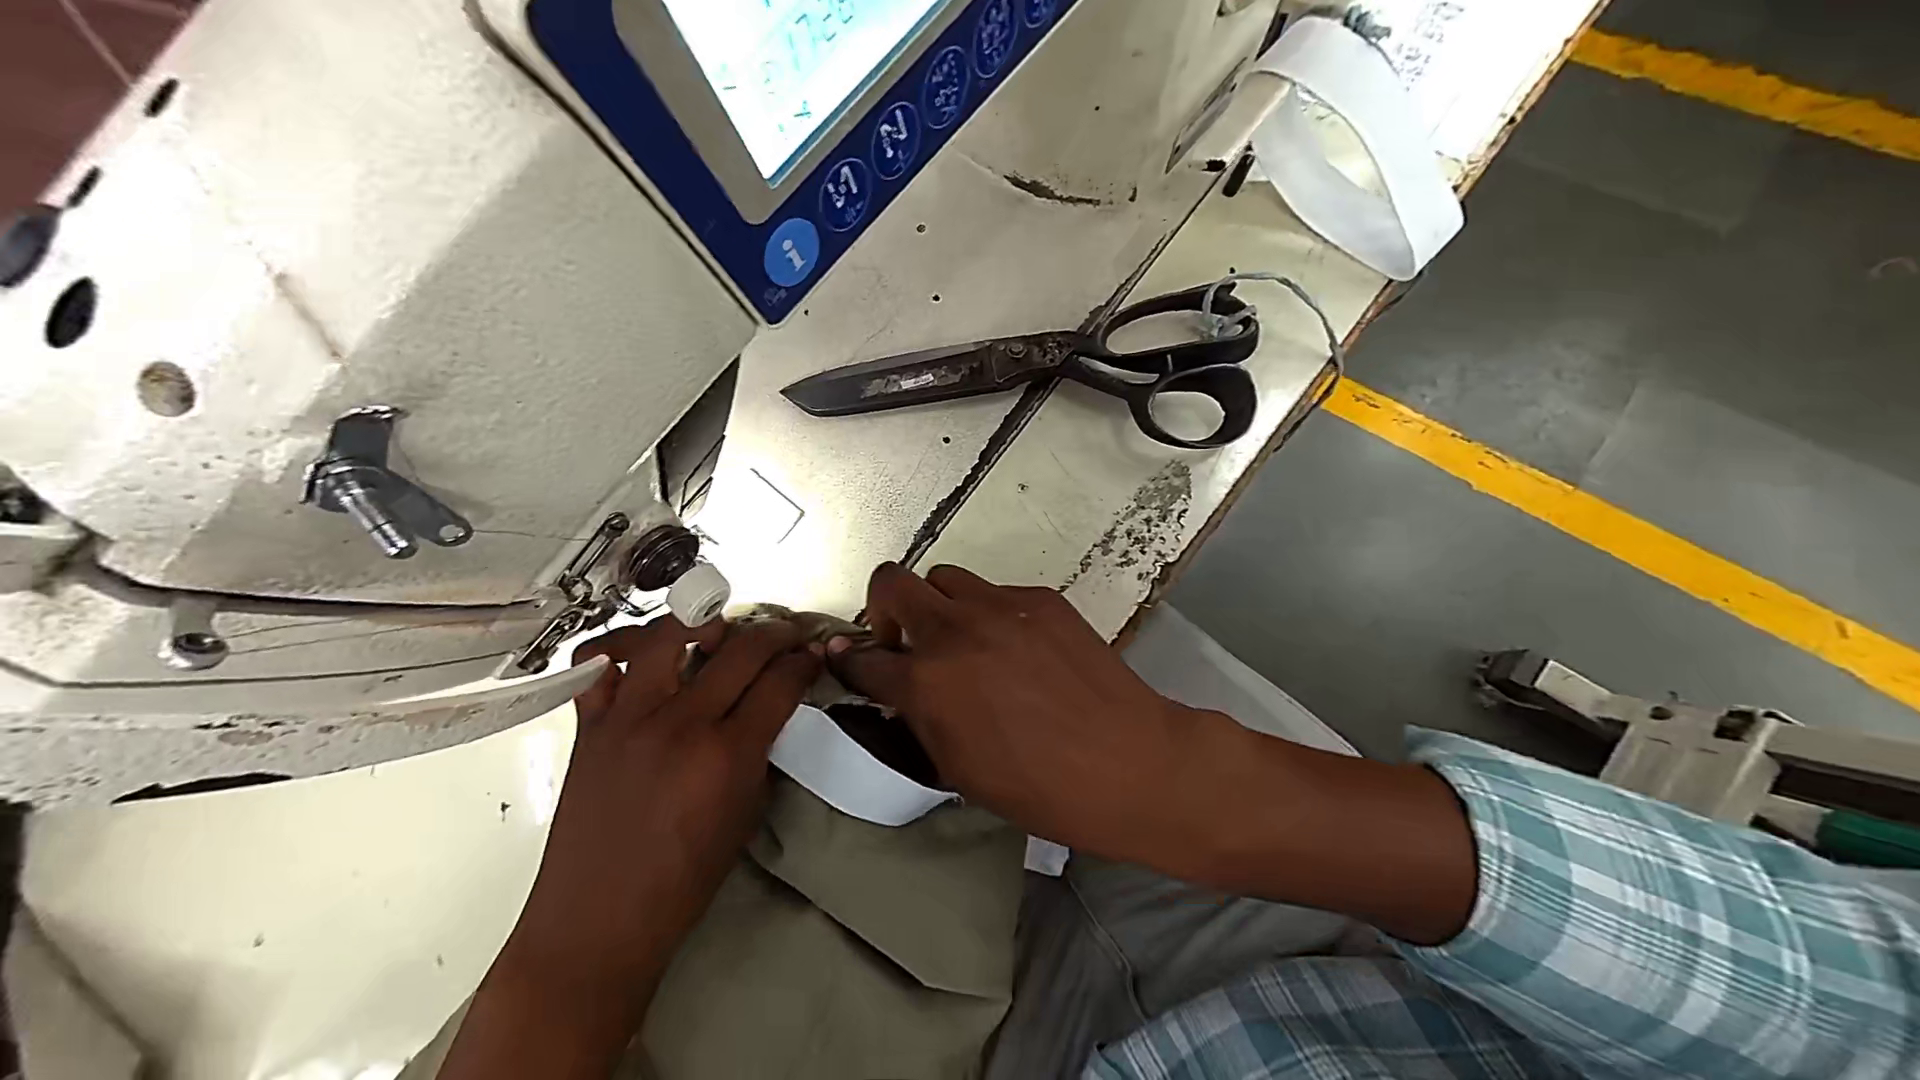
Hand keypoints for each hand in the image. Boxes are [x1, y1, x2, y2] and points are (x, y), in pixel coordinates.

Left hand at [442, 615, 818, 1079]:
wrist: (599, 920)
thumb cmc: (685, 878)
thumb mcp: (746, 814)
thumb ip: (760, 752)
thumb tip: (769, 709)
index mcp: (728, 754)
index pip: (781, 682)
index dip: (805, 662)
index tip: (814, 655)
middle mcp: (681, 723)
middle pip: (741, 649)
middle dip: (776, 634)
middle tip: (788, 635)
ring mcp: (629, 718)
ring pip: (669, 636)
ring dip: (702, 622)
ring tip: (716, 631)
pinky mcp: (590, 726)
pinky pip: (598, 666)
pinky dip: (621, 651)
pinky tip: (644, 658)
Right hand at [827, 563, 1250, 877]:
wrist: (1129, 763)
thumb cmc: (1039, 788)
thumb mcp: (957, 769)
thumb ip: (917, 719)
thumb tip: (897, 691)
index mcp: (927, 683)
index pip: (863, 658)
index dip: (847, 661)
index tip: (847, 660)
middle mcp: (955, 632)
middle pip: (890, 581)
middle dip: (881, 607)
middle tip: (902, 639)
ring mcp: (1000, 607)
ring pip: (943, 578)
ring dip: (937, 605)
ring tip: (960, 638)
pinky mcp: (1040, 599)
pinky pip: (994, 592)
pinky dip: (987, 614)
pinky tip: (1013, 647)